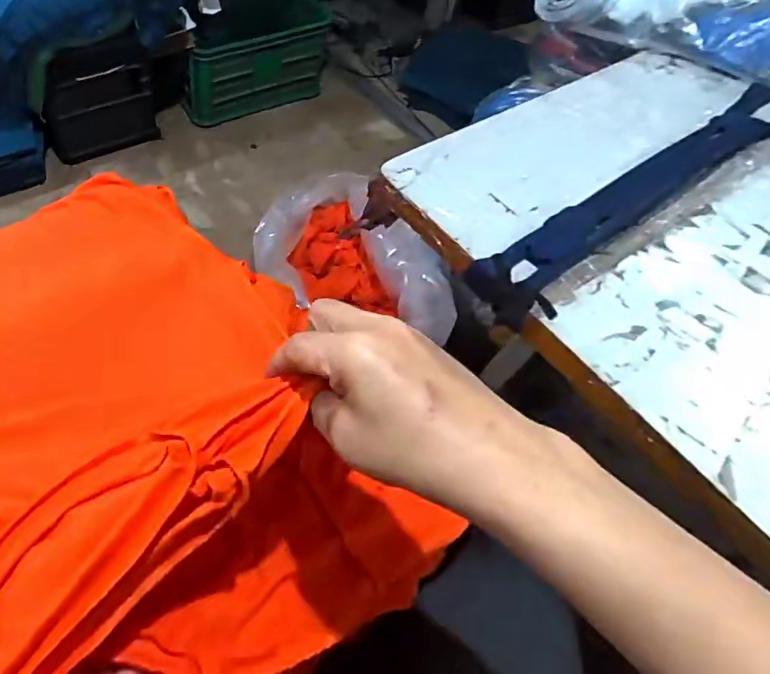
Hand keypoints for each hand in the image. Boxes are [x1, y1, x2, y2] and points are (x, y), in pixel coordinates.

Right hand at [267, 300, 568, 515]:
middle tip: (306, 372)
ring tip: (336, 374)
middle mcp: (373, 325)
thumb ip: (319, 404)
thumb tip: (318, 390)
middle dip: (305, 336)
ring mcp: (403, 329)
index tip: (271, 379)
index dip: (277, 362)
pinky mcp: (426, 342)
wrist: (499, 459)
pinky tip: (370, 376)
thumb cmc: (414, 452)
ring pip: (349, 316)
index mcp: (349, 346)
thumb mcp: (347, 438)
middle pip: (320, 311)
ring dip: (333, 337)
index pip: (296, 344)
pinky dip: (358, 343)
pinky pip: (374, 329)